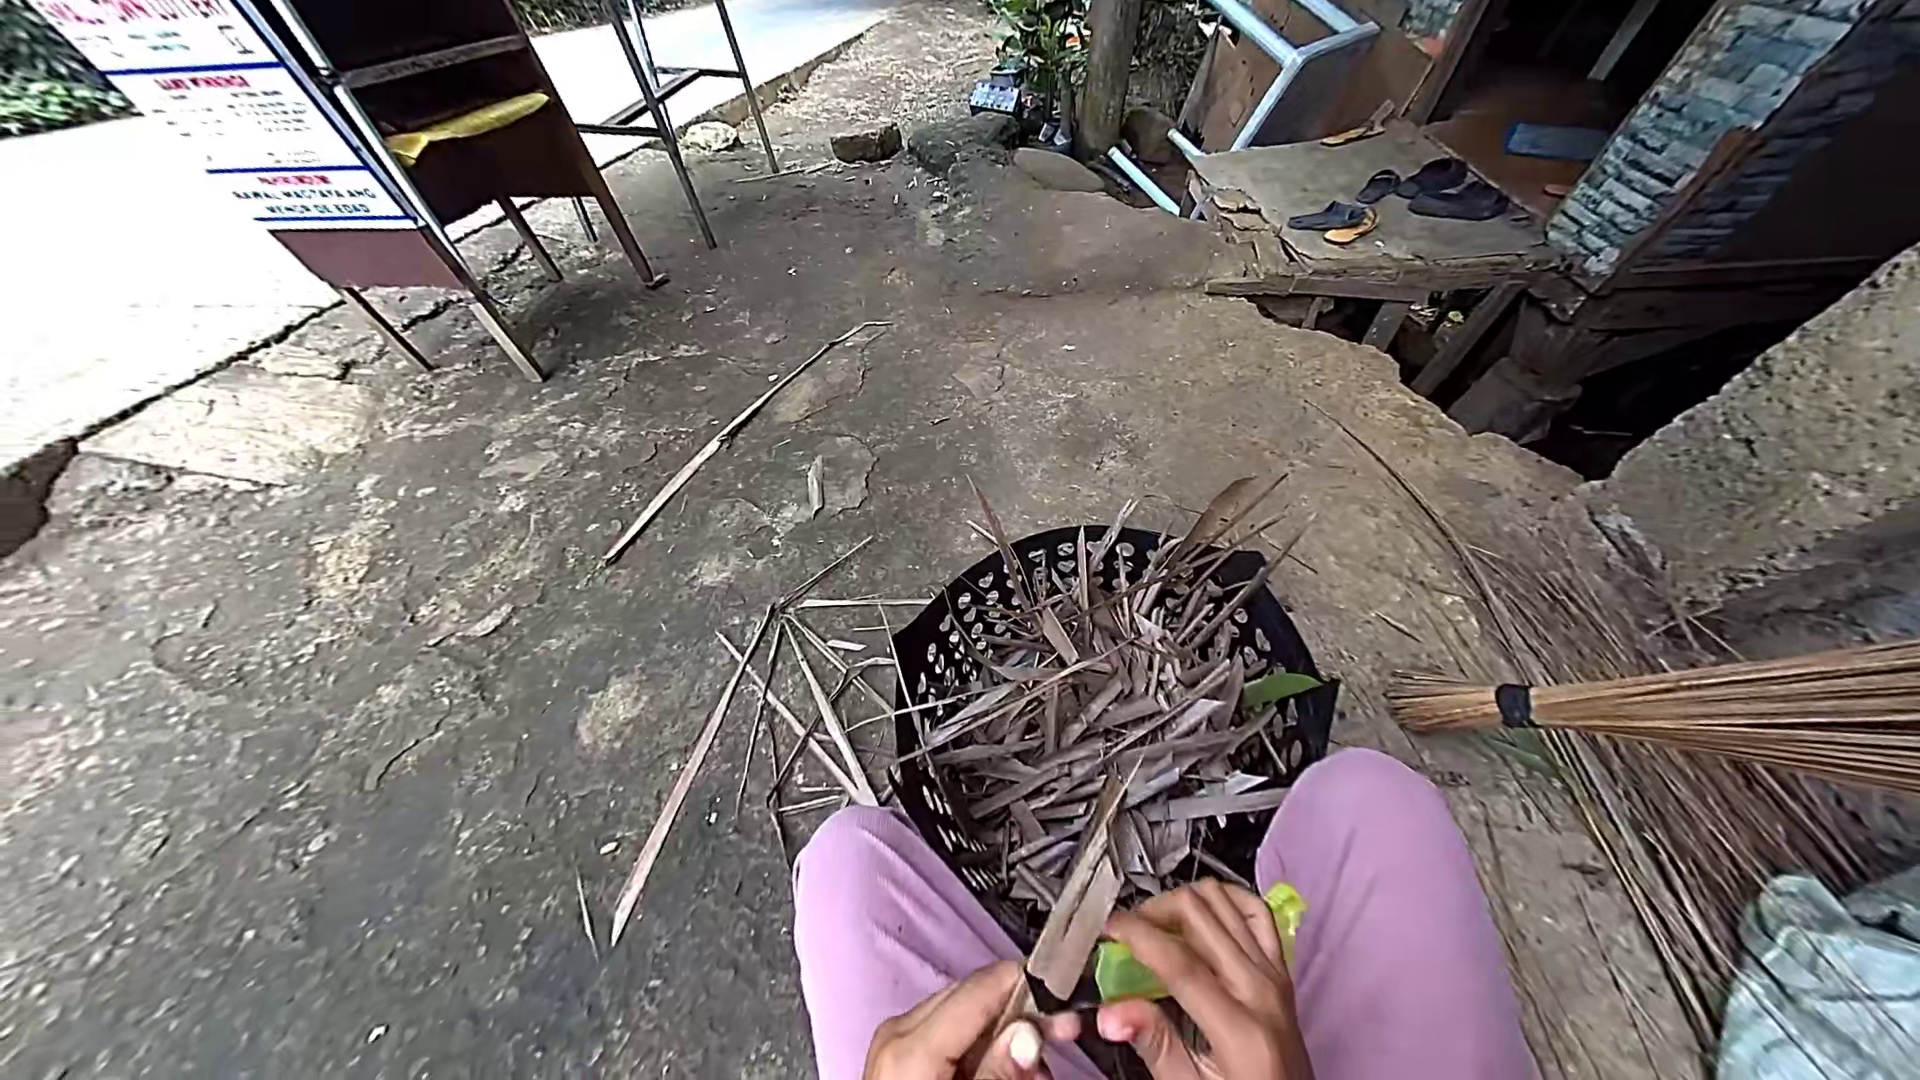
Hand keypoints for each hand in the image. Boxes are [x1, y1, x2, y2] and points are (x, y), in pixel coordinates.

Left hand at [864, 960, 1083, 1079]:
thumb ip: (998, 1077)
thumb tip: (1030, 1033)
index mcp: (911, 1046)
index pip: (979, 988)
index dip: (1025, 986)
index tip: (1062, 999)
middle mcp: (899, 1031)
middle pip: (974, 997)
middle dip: (1019, 1015)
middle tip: (1063, 1034)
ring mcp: (895, 1041)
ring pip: (965, 1012)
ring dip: (1004, 1034)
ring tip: (1034, 1072)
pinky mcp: (899, 1054)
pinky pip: (949, 1033)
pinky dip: (980, 1048)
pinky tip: (1004, 1072)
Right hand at [1097, 880, 1312, 1079]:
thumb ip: (1154, 1044)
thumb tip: (1108, 1012)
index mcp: (1241, 1031)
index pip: (1179, 960)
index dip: (1136, 934)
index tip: (1107, 927)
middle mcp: (1262, 990)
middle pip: (1197, 913)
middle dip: (1153, 911)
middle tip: (1129, 933)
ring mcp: (1274, 973)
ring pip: (1220, 899)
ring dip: (1182, 901)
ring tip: (1159, 927)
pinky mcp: (1281, 968)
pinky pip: (1254, 909)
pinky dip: (1223, 899)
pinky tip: (1201, 915)